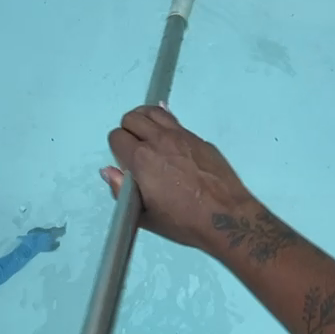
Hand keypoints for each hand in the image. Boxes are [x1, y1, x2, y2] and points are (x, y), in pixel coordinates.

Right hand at [101, 105, 259, 256]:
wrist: (226, 217)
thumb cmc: (184, 221)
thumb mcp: (145, 216)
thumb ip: (121, 191)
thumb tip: (108, 171)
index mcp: (142, 160)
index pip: (116, 137)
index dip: (117, 149)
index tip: (125, 163)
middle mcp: (159, 141)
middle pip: (132, 118)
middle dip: (127, 131)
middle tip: (134, 149)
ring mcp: (181, 136)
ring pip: (153, 111)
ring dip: (145, 120)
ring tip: (147, 136)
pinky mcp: (199, 138)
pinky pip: (175, 121)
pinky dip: (165, 124)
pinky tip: (168, 140)